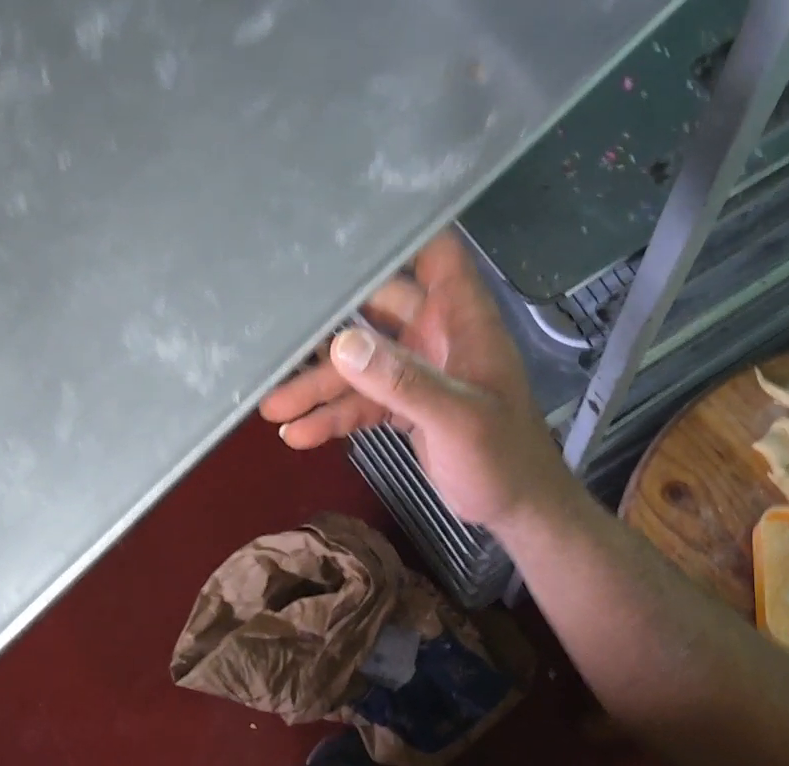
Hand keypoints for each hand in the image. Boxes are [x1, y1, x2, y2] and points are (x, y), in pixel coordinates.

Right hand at [258, 230, 574, 529]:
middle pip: (375, 309)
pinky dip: (335, 416)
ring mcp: (419, 372)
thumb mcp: (457, 419)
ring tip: (272, 406)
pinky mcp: (407, 407)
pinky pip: (364, 402)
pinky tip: (299, 433)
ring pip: (362, 366)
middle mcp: (437, 335)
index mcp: (461, 319)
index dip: (392, 236)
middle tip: (275, 326)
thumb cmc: (503, 457)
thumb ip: (404, 382)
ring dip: (320, 385)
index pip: (433, 253)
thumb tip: (342, 344)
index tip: (336, 232)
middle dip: (328, 321)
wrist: (517, 509)